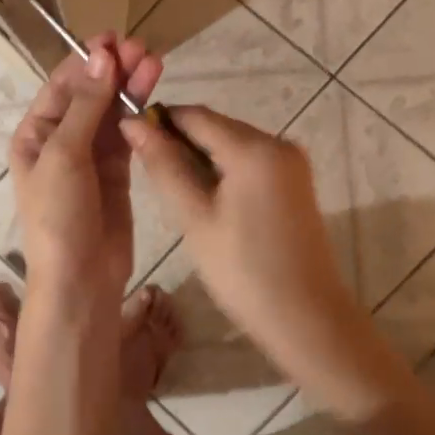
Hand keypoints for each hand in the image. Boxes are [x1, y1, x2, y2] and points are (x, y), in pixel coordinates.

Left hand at [10, 35, 161, 311]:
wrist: (79, 278)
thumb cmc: (59, 215)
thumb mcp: (65, 155)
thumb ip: (86, 105)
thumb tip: (101, 56)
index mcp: (34, 135)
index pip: (61, 87)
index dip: (85, 61)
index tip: (113, 38)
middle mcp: (59, 142)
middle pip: (89, 96)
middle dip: (112, 70)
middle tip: (142, 47)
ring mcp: (88, 159)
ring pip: (111, 113)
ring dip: (130, 88)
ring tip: (155, 61)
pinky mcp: (116, 175)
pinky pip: (127, 137)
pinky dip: (139, 115)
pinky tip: (155, 94)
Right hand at [122, 106, 410, 419]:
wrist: (308, 320)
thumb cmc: (244, 272)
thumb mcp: (194, 218)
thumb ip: (163, 166)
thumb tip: (131, 122)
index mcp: (254, 148)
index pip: (194, 115)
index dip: (157, 122)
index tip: (126, 141)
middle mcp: (278, 143)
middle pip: (214, 126)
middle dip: (178, 142)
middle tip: (146, 175)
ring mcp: (291, 162)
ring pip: (230, 144)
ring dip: (198, 158)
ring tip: (171, 191)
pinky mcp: (294, 182)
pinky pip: (248, 162)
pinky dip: (221, 172)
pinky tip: (203, 200)